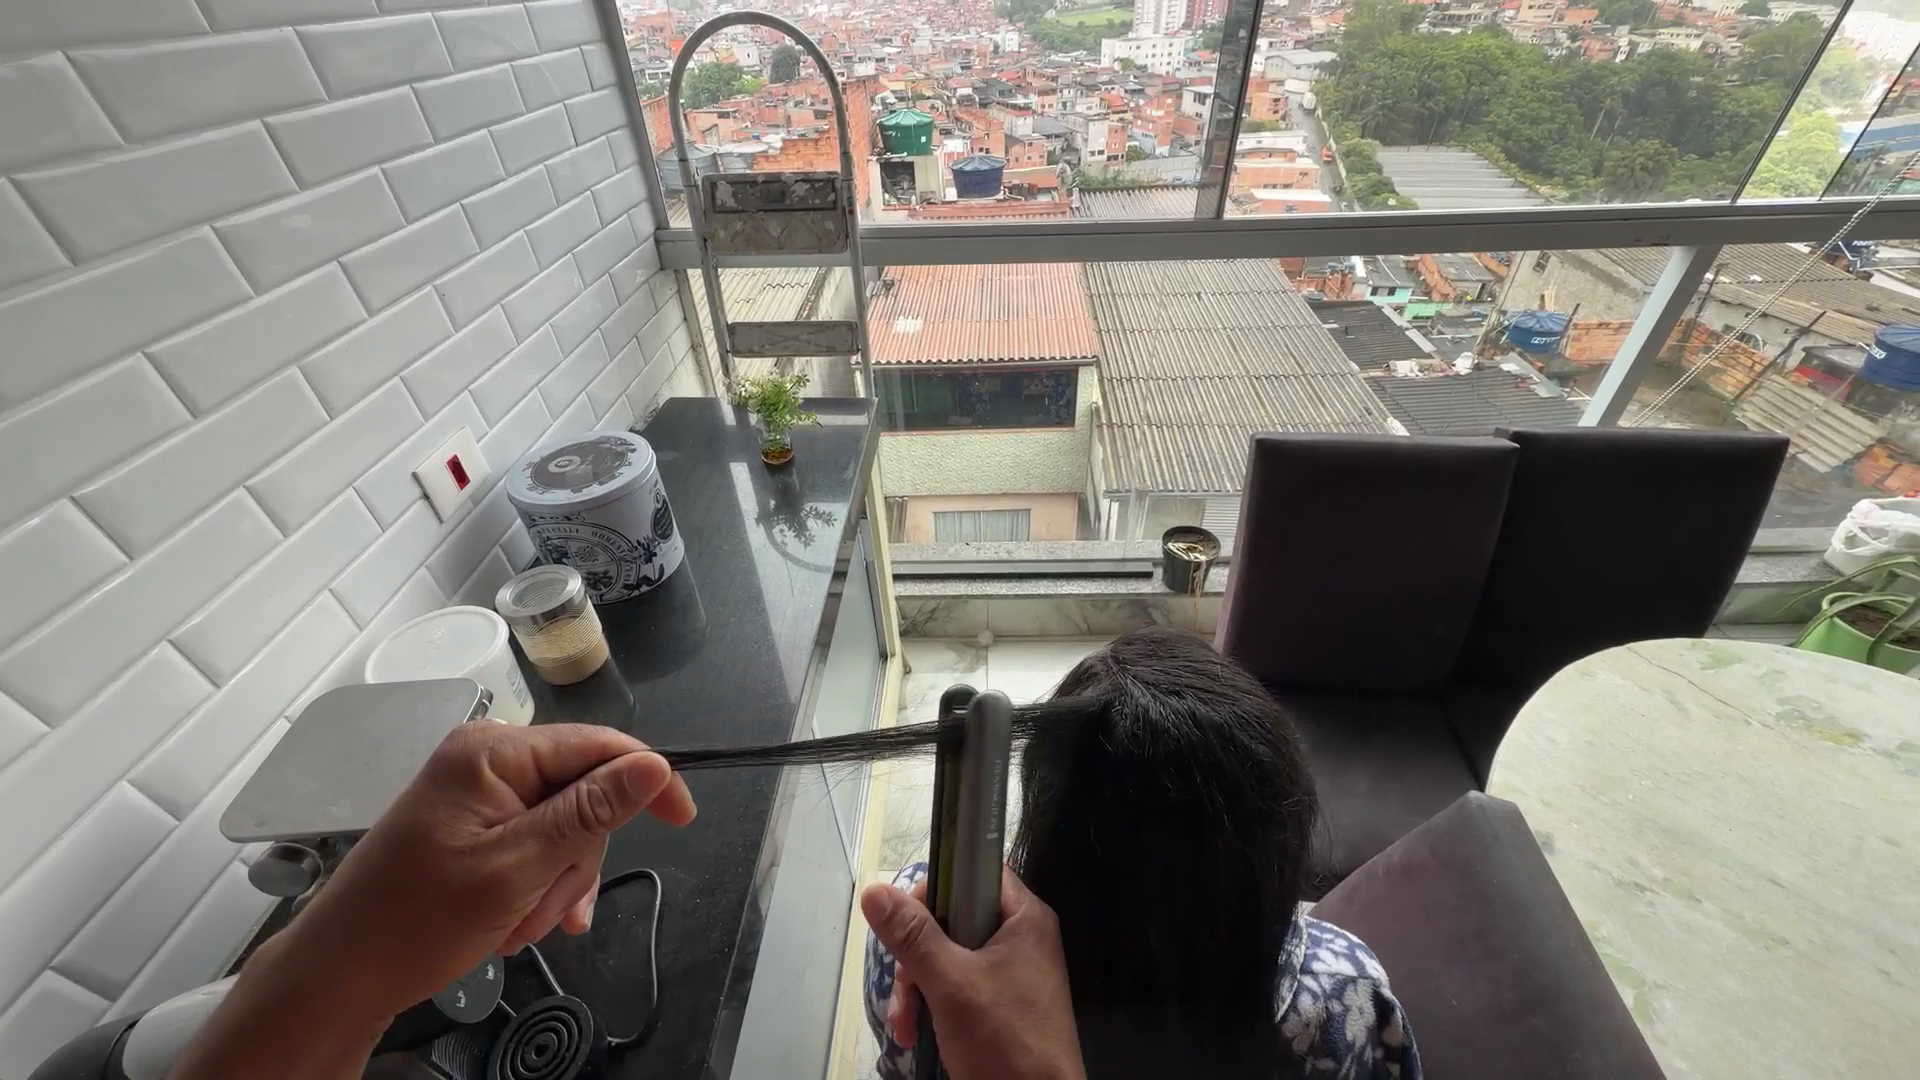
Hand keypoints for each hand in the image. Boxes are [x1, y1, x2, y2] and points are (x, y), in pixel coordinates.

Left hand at [171, 722, 695, 1079]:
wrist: (330, 983)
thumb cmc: (416, 923)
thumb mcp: (516, 868)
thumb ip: (591, 811)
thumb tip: (656, 765)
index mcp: (495, 752)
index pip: (599, 747)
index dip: (648, 780)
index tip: (682, 819)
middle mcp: (491, 757)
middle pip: (586, 790)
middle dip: (578, 854)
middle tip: (550, 907)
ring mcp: (483, 789)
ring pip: (569, 822)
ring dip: (559, 878)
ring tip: (523, 923)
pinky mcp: (478, 819)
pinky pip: (542, 837)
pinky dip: (545, 878)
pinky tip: (532, 917)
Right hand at [861, 867, 1085, 1079]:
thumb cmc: (1005, 1042)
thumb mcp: (952, 985)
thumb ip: (913, 936)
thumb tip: (875, 890)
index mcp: (1023, 916)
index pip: (974, 870)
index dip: (937, 886)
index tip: (907, 918)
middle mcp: (1019, 935)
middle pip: (953, 916)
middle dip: (917, 954)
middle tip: (904, 987)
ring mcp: (1010, 970)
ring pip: (949, 954)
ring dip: (917, 986)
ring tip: (904, 1025)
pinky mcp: (999, 1001)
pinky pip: (956, 983)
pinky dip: (931, 1004)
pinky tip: (914, 1034)